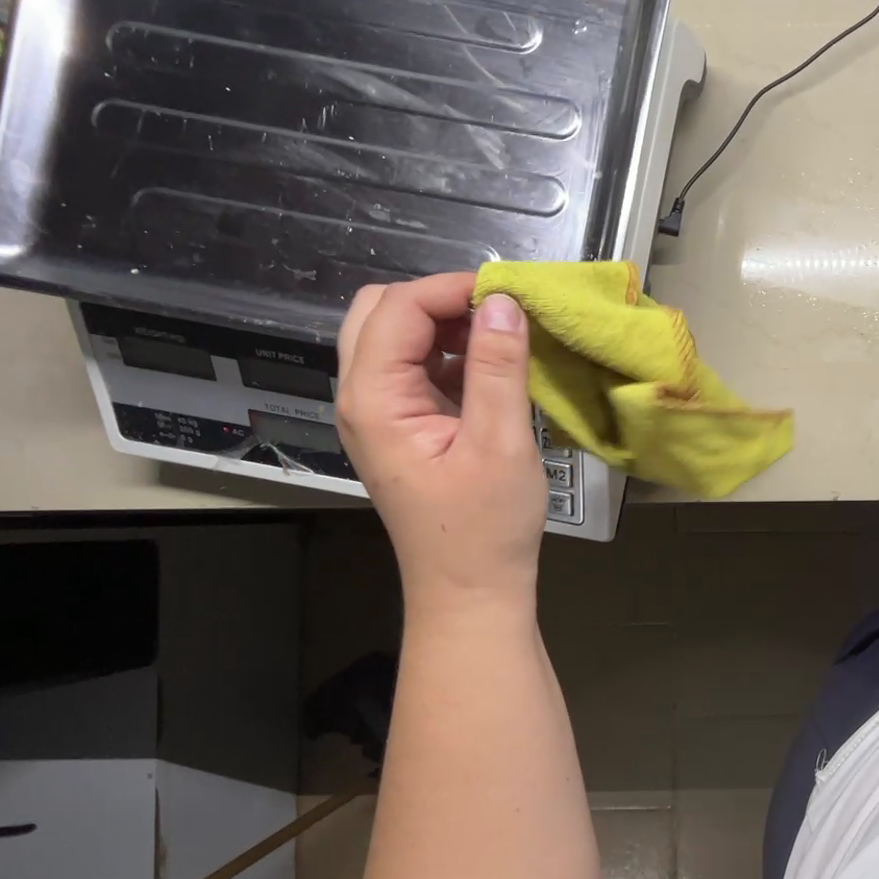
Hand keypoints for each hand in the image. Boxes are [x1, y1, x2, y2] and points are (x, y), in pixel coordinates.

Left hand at [335, 274, 547, 613]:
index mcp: (375, 400)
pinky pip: (420, 370)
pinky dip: (455, 356)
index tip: (513, 293)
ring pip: (400, 339)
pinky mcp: (407, 428)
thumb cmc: (486, 526)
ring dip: (450, 327)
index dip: (452, 289)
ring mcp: (383, 414)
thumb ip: (499, 369)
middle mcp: (364, 398)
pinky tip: (497, 369)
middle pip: (384, 314)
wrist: (471, 589)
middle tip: (503, 312)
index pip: (399, 309)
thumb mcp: (500, 445)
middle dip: (442, 301)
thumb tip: (505, 303)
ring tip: (507, 337)